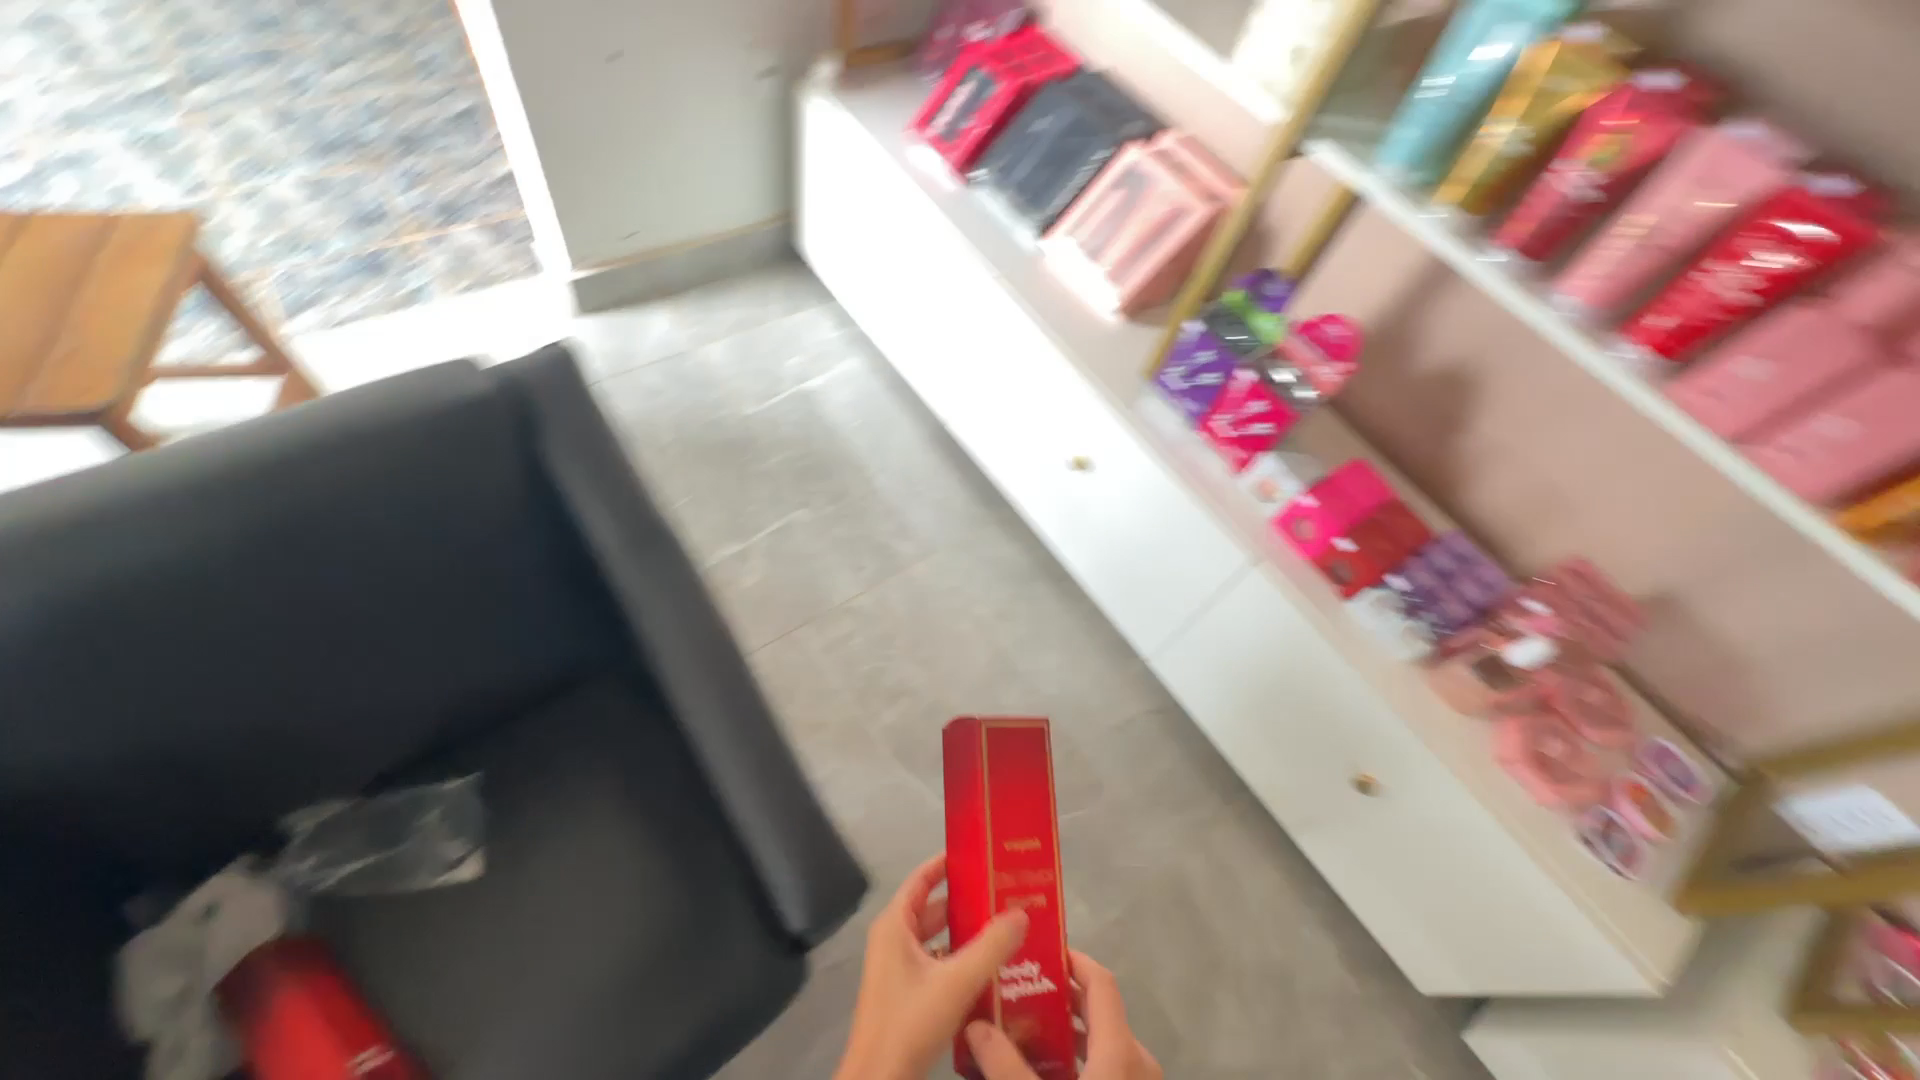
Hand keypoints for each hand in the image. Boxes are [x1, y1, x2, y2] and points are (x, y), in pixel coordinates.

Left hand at [834, 854, 1030, 1079]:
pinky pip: (937, 965)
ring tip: (1007, 929)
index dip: (947, 863)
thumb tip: (1022, 912)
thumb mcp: (956, 981)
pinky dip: (961, 961)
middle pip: (933, 909)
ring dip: (967, 934)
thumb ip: (991, 946)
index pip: (922, 879)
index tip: (981, 854)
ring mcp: (898, 970)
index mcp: (894, 925)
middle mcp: (893, 941)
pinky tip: (993, 969)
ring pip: (937, 940)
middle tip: (1006, 894)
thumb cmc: (910, 1021)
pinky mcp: (906, 995)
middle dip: (968, 901)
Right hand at [965, 951, 1161, 1079]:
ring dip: (1066, 1033)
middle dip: (1058, 999)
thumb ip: (1003, 1065)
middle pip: (1099, 1013)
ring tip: (1022, 1031)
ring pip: (1102, 1044)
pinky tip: (1040, 1074)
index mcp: (1119, 1052)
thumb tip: (975, 1025)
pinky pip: (1106, 1070)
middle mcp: (1136, 1063)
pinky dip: (1077, 1063)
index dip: (1074, 960)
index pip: (1102, 984)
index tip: (1040, 952)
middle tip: (1019, 992)